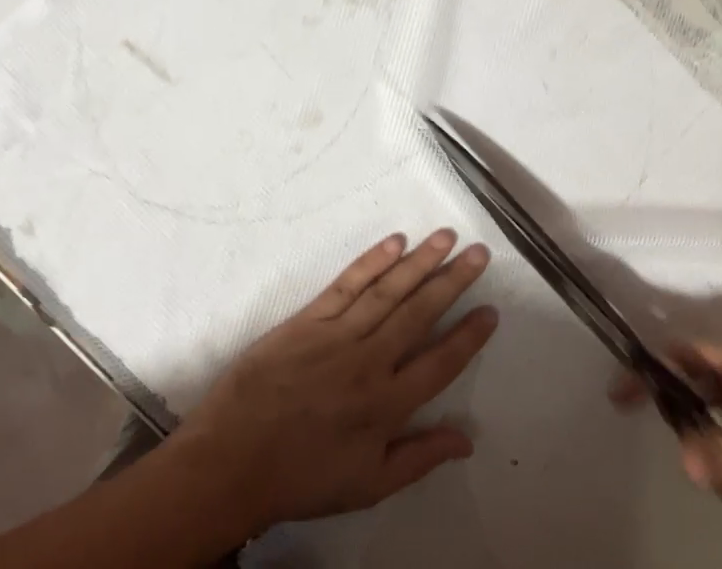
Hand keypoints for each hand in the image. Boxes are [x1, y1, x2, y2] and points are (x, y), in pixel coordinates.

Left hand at [169, 229, 498, 533]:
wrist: (230, 462)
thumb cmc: (301, 478)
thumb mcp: (368, 485)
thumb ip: (420, 458)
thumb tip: (467, 439)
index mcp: (388, 405)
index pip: (441, 361)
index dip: (469, 335)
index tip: (491, 311)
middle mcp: (369, 362)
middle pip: (420, 313)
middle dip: (453, 281)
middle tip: (479, 253)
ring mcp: (336, 336)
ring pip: (387, 291)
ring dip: (420, 262)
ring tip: (446, 237)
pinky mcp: (305, 321)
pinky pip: (345, 285)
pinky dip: (371, 263)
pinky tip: (393, 243)